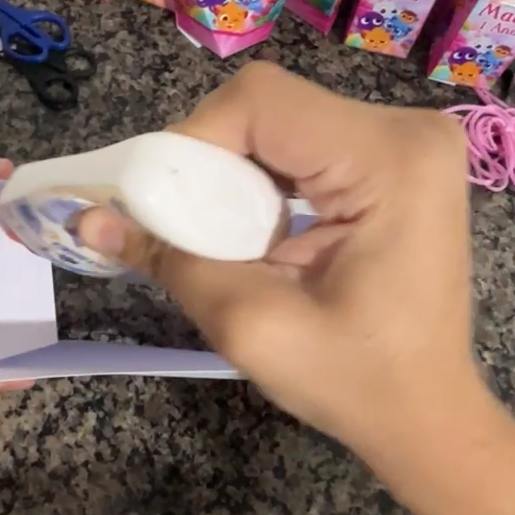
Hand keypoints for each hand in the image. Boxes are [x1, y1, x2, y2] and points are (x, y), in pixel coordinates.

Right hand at [77, 64, 480, 452]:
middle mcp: (407, 131)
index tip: (166, 206)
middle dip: (210, 162)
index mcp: (390, 160)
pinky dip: (262, 178)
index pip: (261, 102)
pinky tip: (258, 228)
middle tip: (187, 227)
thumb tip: (89, 218)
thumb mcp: (250, 326)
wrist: (426, 413)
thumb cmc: (355, 382)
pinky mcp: (395, 160)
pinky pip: (303, 142)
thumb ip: (169, 260)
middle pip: (268, 106)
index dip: (194, 143)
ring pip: (279, 121)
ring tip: (220, 234)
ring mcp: (407, 141)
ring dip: (232, 172)